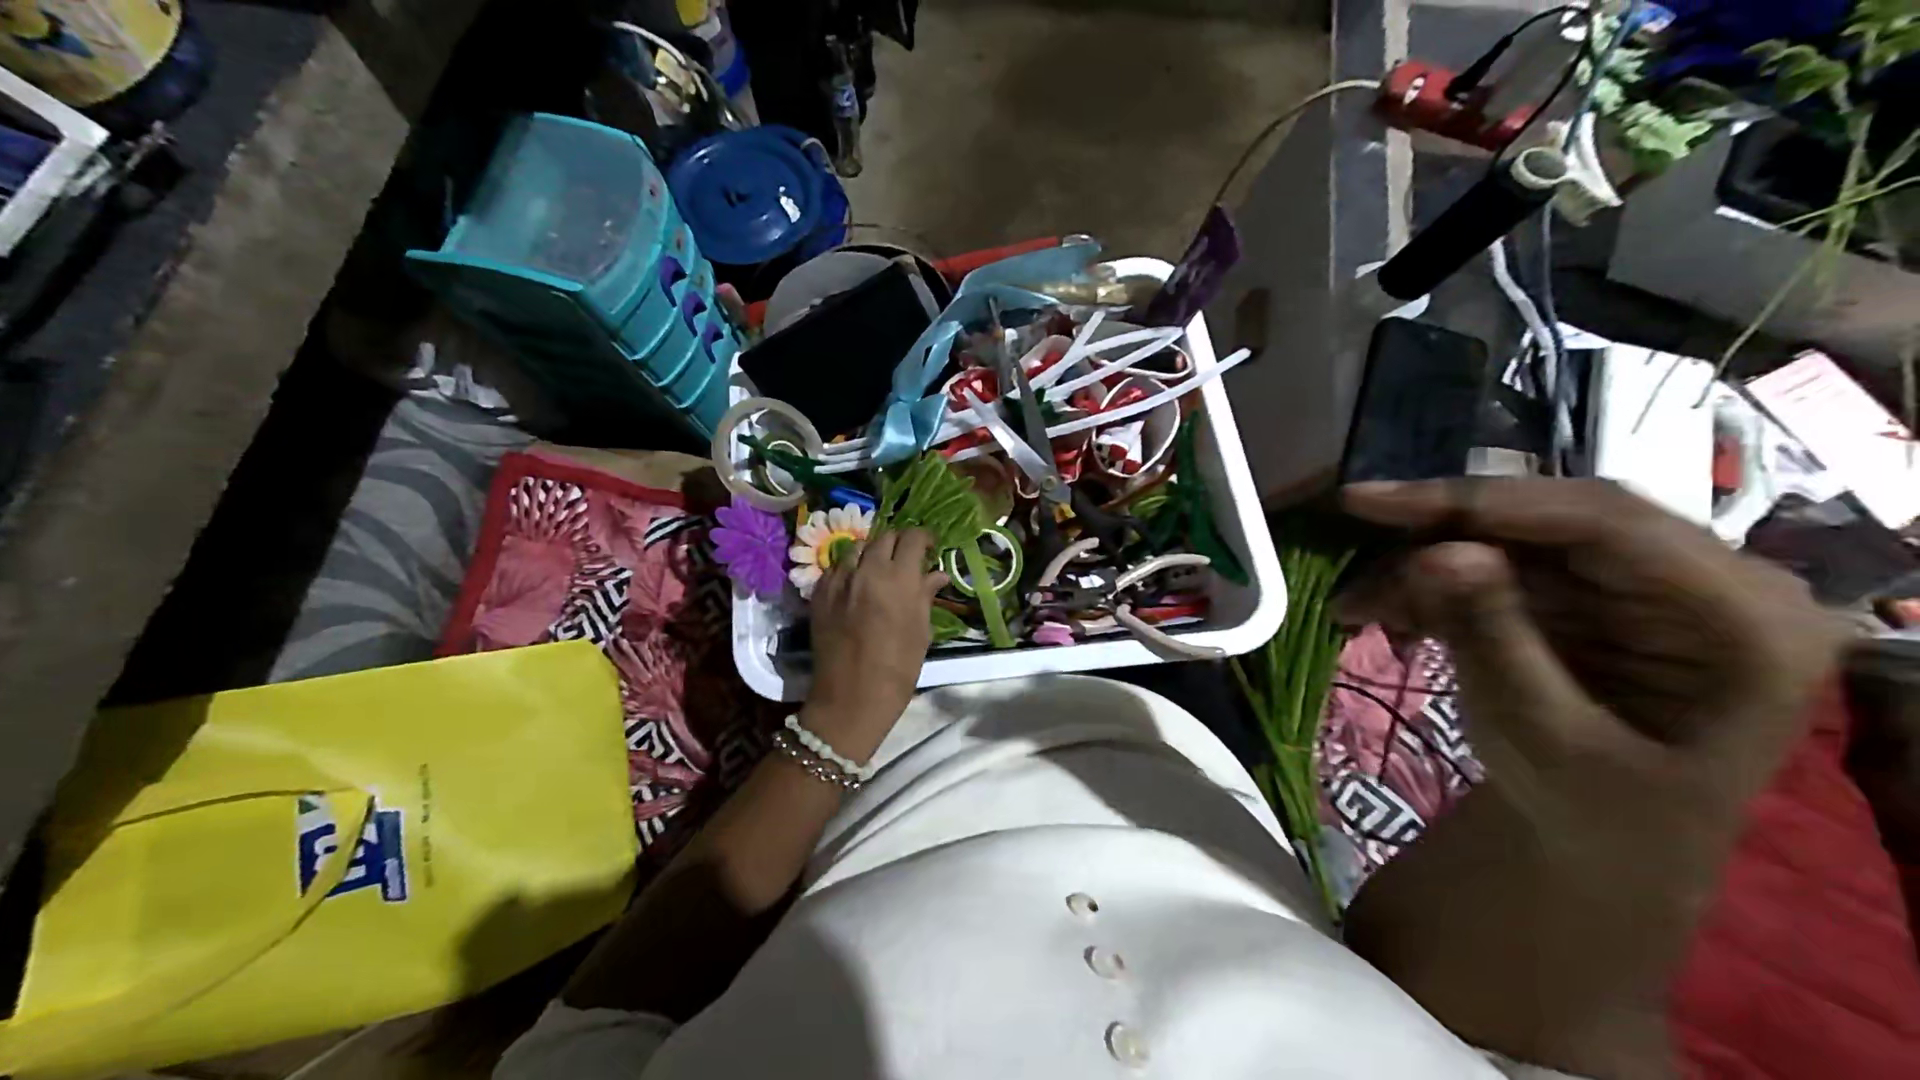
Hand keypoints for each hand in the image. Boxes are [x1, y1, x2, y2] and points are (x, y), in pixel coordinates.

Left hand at [803, 528, 948, 762]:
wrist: (851, 697)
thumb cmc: (897, 669)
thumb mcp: (921, 631)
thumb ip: (925, 595)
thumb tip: (936, 573)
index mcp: (899, 578)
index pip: (913, 538)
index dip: (924, 538)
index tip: (929, 548)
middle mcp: (868, 570)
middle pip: (884, 537)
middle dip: (899, 543)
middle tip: (906, 559)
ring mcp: (839, 580)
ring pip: (857, 548)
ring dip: (872, 552)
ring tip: (879, 569)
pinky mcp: (819, 593)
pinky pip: (836, 567)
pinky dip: (849, 568)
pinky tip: (856, 585)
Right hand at [1337, 479, 1849, 1075]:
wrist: (1602, 843)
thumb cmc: (1593, 810)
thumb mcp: (1540, 736)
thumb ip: (1495, 638)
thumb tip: (1436, 553)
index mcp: (1738, 617)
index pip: (1601, 522)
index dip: (1479, 501)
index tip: (1368, 502)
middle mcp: (1700, 579)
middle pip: (1550, 517)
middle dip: (1438, 528)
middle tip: (1348, 533)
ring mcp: (1639, 582)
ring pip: (1510, 537)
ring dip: (1422, 564)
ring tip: (1352, 607)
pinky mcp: (1587, 592)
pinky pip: (1496, 563)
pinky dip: (1431, 584)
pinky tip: (1386, 614)